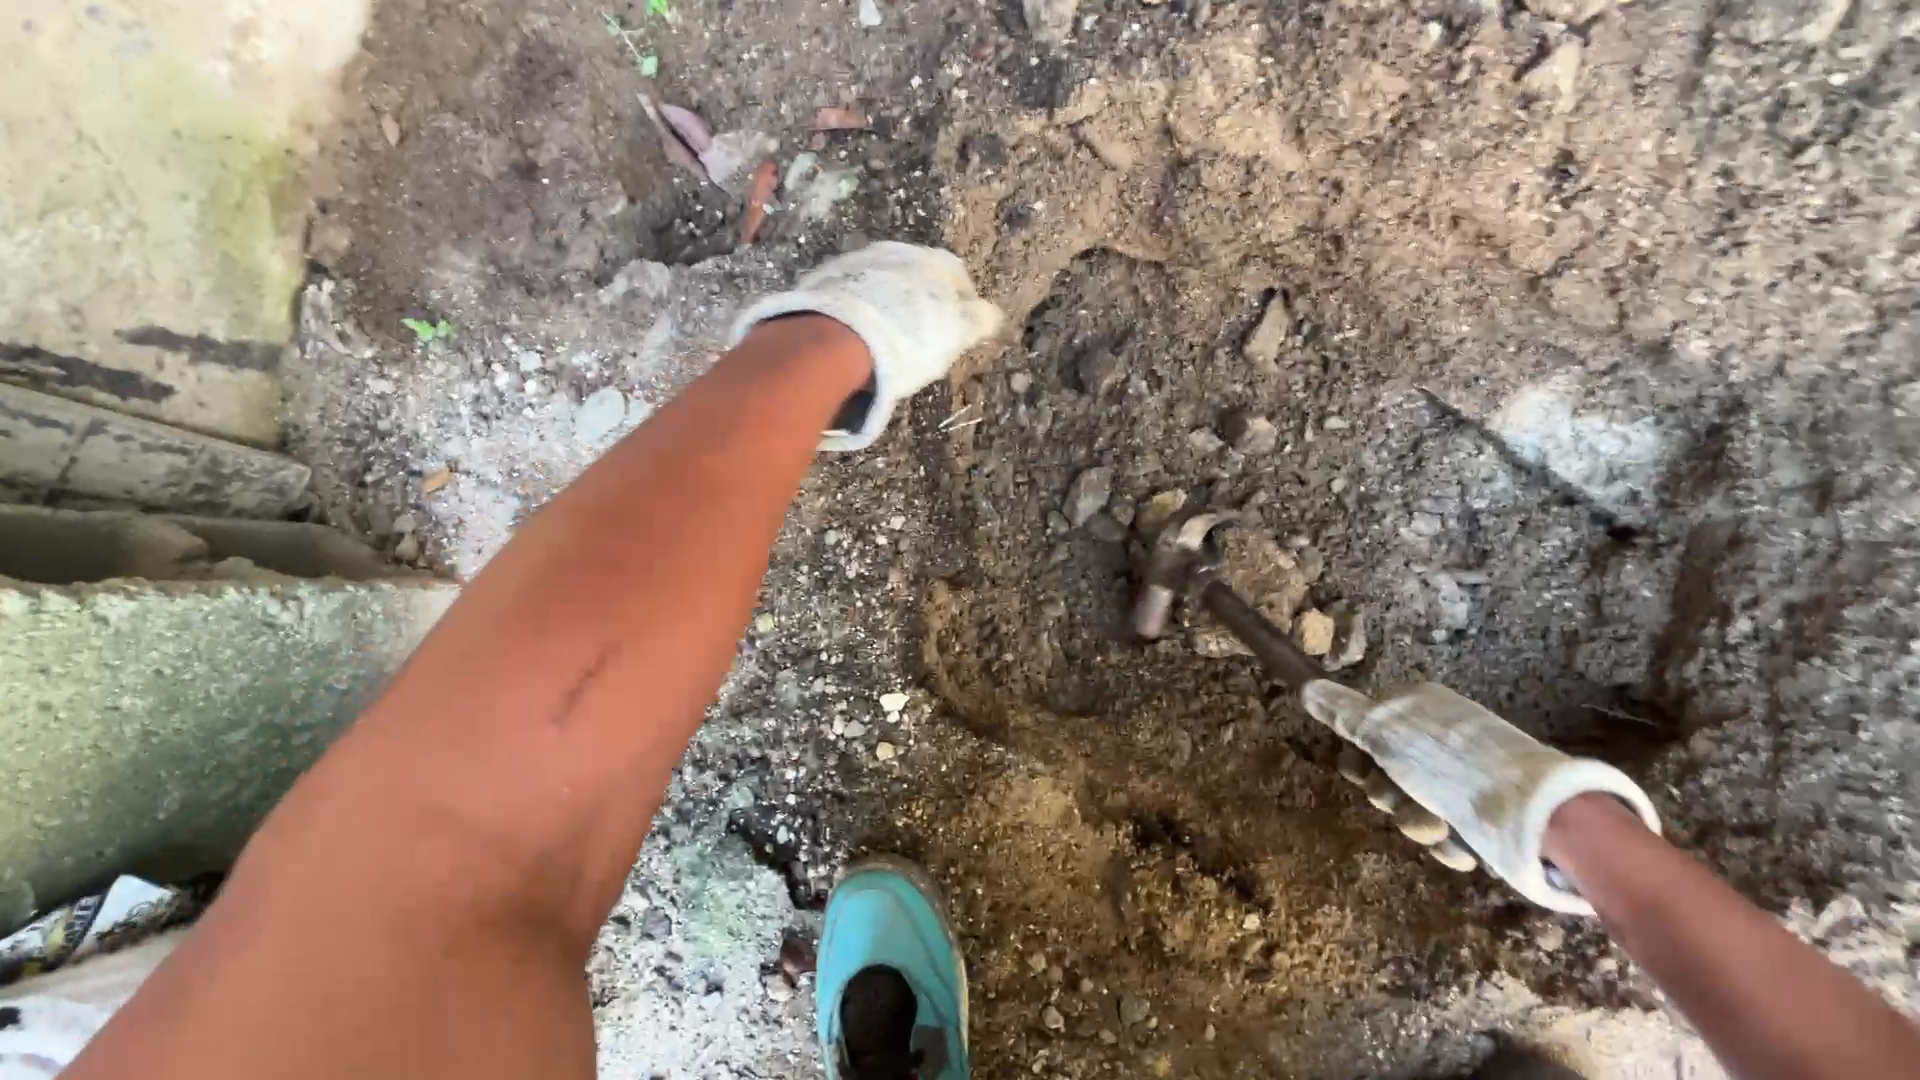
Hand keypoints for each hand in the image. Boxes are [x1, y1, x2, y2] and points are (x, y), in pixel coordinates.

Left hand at [730, 242, 1002, 450]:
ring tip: (885, 344)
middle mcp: (894, 252)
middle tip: (920, 339)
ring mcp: (854, 263)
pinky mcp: (821, 284)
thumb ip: (977, 321)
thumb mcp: (956, 335)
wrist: (838, 340)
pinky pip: (848, 300)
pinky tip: (853, 344)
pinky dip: (855, 317)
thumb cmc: (909, 339)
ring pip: (879, 287)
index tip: (956, 333)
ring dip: (885, 309)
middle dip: (919, 305)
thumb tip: (992, 315)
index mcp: (933, 261)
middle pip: (914, 280)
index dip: (959, 306)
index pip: (956, 276)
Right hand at [1302, 680, 1660, 913]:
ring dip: (1417, 823)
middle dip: (1389, 795)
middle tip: (1404, 801)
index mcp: (1416, 708)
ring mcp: (1459, 777)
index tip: (1363, 771)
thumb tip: (1306, 687)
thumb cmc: (1451, 765)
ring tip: (1441, 831)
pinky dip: (1447, 842)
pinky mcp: (1480, 813)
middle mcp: (1435, 738)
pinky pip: (1444, 829)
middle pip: (1382, 771)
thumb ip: (1342, 712)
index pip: (1362, 731)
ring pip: (1410, 805)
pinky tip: (1461, 847)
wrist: (1536, 816)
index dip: (1357, 759)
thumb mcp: (1385, 731)